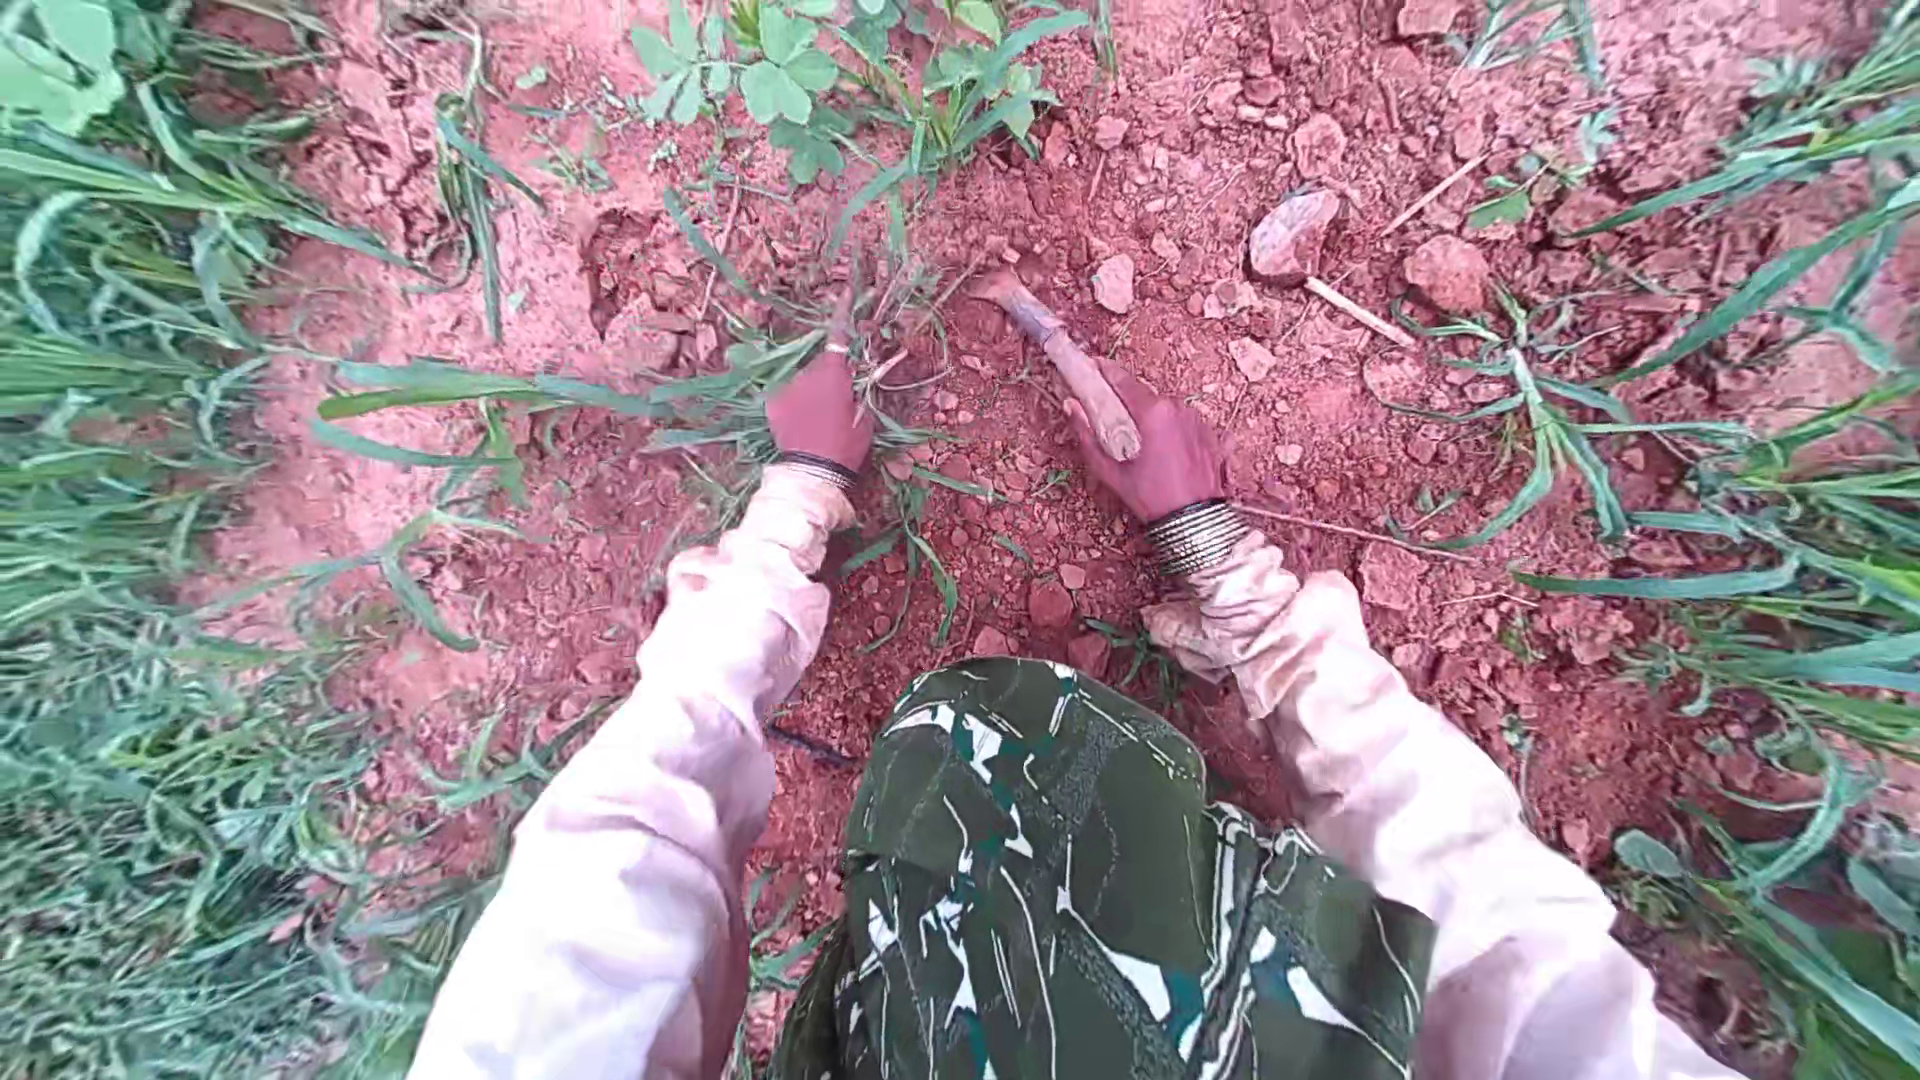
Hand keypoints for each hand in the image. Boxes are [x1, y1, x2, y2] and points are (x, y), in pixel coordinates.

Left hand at [767, 298, 875, 470]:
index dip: (843, 313)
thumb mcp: (865, 418)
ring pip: (804, 379)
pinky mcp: (773, 403)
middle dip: (831, 374)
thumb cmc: (846, 446)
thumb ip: (860, 392)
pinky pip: (788, 394)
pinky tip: (803, 422)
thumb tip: (859, 380)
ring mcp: (787, 387)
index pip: (839, 336)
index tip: (845, 292)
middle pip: (821, 363)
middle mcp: (807, 373)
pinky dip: (796, 402)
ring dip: (812, 390)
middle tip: (840, 400)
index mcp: (834, 374)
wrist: (813, 471)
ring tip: (819, 418)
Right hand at [1065, 359, 1225, 520]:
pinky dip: (1167, 429)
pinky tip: (1159, 451)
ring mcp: (1195, 419)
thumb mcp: (1110, 470)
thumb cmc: (1151, 497)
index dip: (1105, 371)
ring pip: (1162, 409)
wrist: (1195, 520)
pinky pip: (1179, 422)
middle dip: (1125, 401)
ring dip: (1147, 418)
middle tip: (1108, 415)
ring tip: (1136, 442)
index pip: (1123, 380)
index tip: (1092, 365)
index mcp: (1153, 413)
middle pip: (1143, 395)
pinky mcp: (1206, 431)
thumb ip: (1087, 435)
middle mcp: (1177, 408)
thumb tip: (1071, 407)